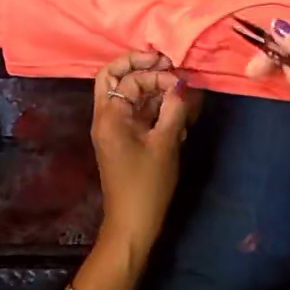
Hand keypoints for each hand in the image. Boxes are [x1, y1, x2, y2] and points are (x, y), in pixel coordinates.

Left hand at [90, 51, 199, 250]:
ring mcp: (115, 129)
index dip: (153, 74)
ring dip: (153, 90)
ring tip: (180, 93)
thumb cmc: (147, 185)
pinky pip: (137, 114)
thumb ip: (174, 109)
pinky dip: (155, 109)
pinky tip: (178, 115)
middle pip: (115, 79)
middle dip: (141, 68)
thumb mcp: (165, 144)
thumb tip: (183, 83)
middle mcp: (106, 118)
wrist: (133, 224)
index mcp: (109, 116)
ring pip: (129, 96)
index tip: (178, 80)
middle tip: (168, 65)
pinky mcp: (126, 140)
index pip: (126, 79)